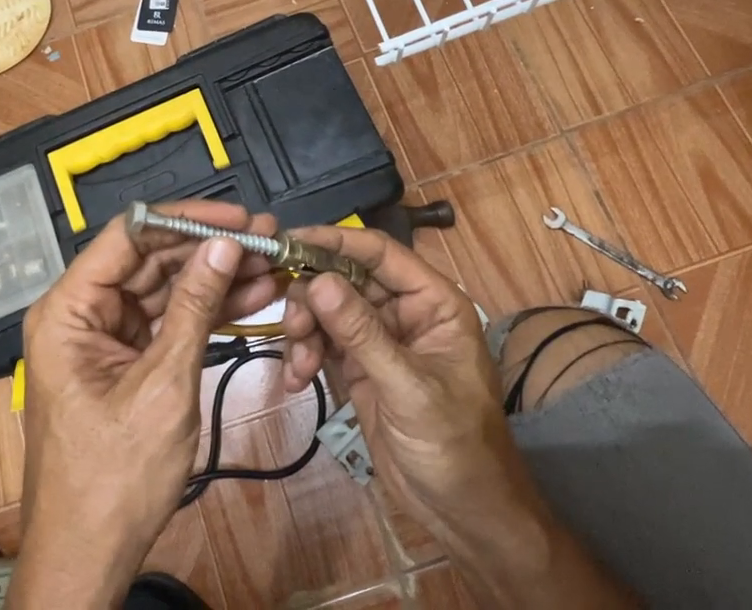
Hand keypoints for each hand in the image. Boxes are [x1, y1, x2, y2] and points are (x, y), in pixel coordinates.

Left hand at [10, 201, 280, 607]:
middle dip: (208, 248)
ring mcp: (105, 336)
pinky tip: (251, 296)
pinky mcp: (127, 359)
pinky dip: (205, 311)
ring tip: (269, 262)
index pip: (128, 236)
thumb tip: (225, 246)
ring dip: (215, 278)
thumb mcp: (162, 385)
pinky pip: (168, 320)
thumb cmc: (113, 478)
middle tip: (265, 238)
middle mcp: (82, 313)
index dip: (185, 221)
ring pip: (164, 288)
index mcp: (69, 310)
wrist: (90, 554)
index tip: (236, 217)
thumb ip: (193, 309)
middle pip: (149, 259)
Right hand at [278, 225, 530, 535]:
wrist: (463, 511)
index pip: (380, 254)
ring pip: (328, 310)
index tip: (288, 241)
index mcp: (433, 302)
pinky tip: (296, 381)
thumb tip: (316, 281)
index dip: (335, 241)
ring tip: (298, 365)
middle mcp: (404, 312)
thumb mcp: (408, 387)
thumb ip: (361, 333)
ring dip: (305, 331)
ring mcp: (378, 339)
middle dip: (312, 296)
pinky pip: (322, 343)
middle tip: (290, 322)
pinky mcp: (359, 367)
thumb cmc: (454, 444)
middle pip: (345, 279)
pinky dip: (304, 356)